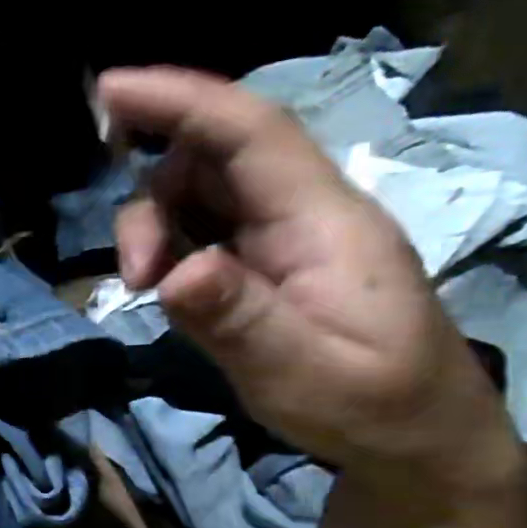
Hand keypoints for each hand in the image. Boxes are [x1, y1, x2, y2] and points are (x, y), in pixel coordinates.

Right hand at [98, 68, 522, 490]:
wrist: (415, 438)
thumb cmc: (371, 406)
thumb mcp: (301, 373)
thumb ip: (239, 320)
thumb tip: (176, 270)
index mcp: (322, 221)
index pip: (250, 135)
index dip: (183, 102)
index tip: (111, 89)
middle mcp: (300, 214)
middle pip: (210, 162)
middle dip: (152, 202)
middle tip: (133, 277)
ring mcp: (281, 240)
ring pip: (198, 196)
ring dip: (155, 230)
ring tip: (146, 290)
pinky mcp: (264, 267)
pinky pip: (202, 232)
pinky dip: (169, 250)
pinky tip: (168, 289)